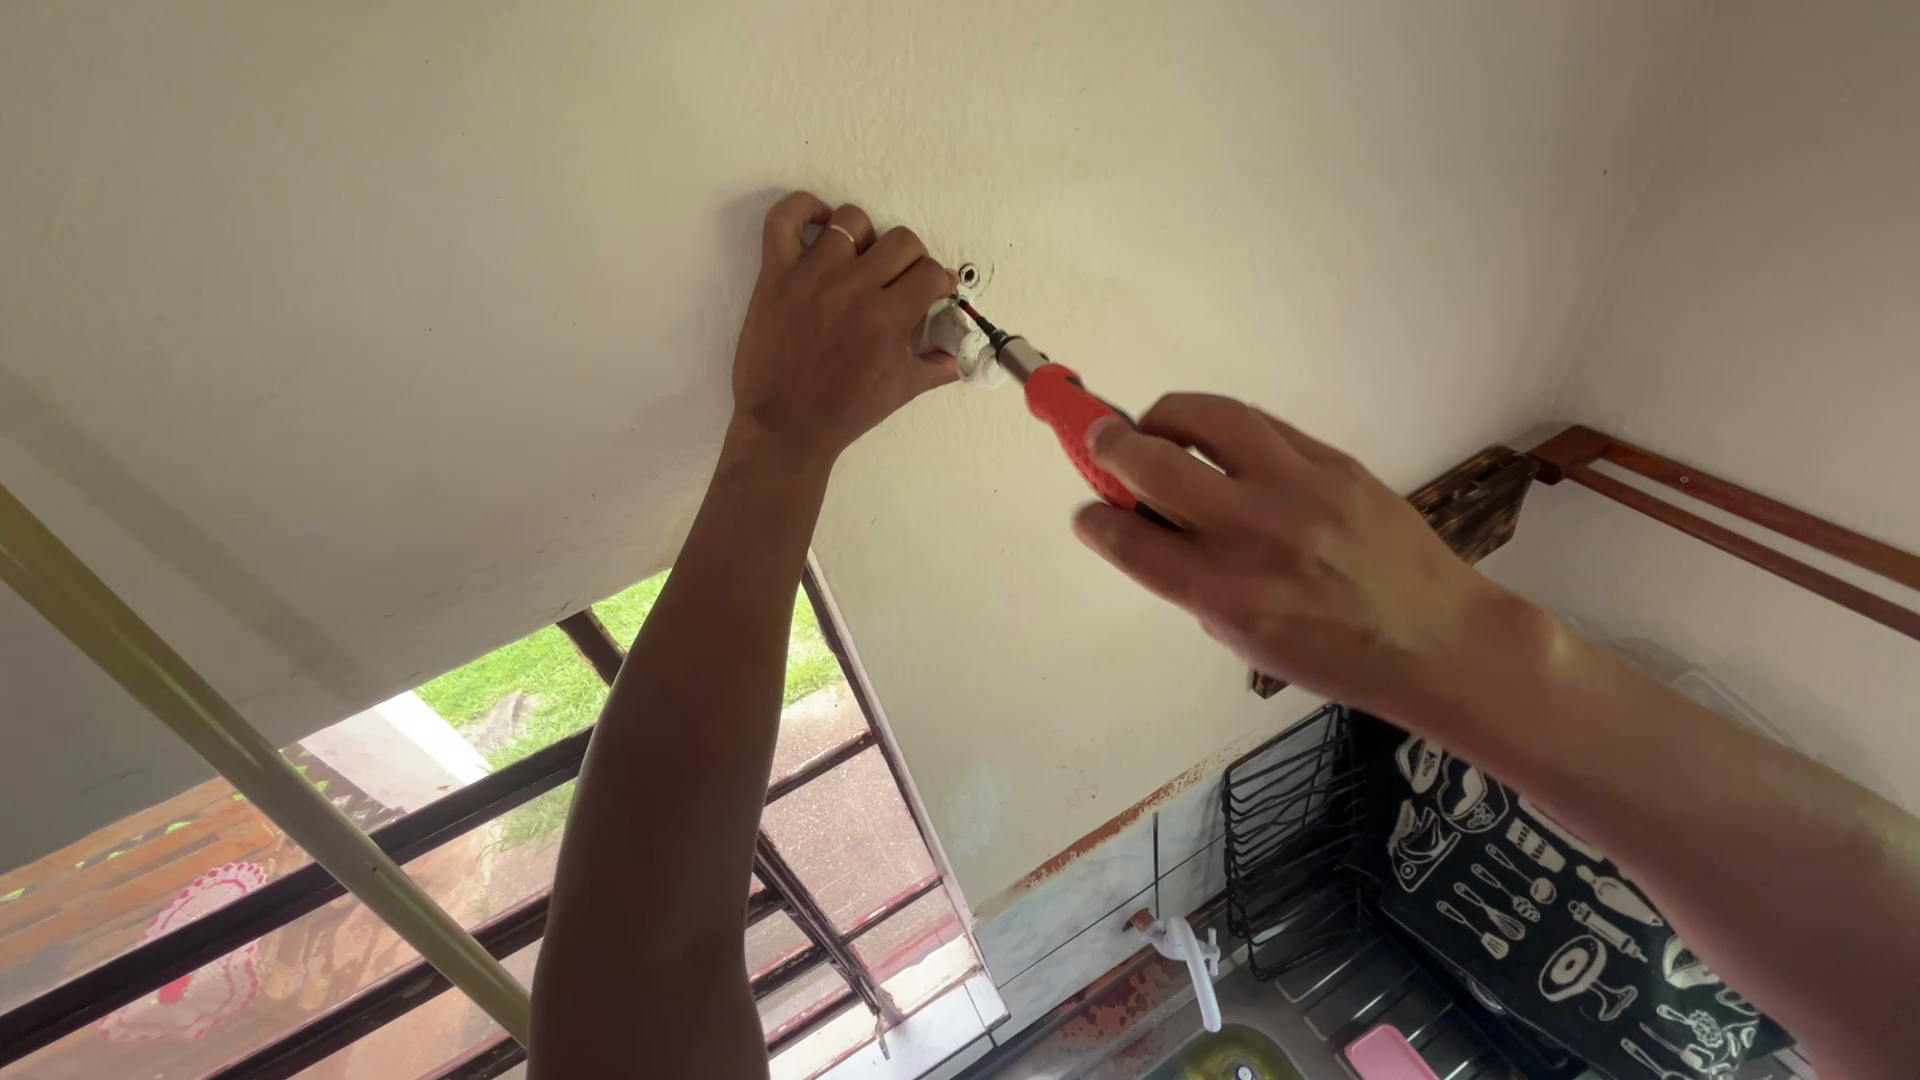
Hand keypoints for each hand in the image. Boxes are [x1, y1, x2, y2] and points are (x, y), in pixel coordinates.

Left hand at [727, 192, 958, 466]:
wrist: (786, 426)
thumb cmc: (844, 412)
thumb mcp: (900, 390)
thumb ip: (936, 367)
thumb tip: (960, 356)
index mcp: (887, 319)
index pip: (931, 273)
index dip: (940, 282)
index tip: (934, 293)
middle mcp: (853, 289)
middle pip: (902, 240)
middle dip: (911, 260)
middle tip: (901, 280)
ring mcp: (812, 277)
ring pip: (851, 220)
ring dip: (865, 237)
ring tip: (861, 261)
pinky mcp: (776, 274)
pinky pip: (785, 217)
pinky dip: (804, 210)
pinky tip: (821, 227)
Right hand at [1070, 394, 1529, 715]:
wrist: (1437, 639)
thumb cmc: (1332, 656)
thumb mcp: (1241, 638)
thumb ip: (1187, 581)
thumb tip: (1147, 524)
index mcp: (1226, 597)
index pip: (1130, 542)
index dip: (1094, 521)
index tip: (1086, 513)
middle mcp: (1256, 537)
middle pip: (1155, 468)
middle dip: (1110, 446)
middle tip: (1099, 439)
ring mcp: (1299, 491)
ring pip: (1207, 419)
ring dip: (1163, 416)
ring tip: (1154, 427)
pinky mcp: (1334, 462)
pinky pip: (1258, 422)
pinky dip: (1219, 424)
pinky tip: (1212, 437)